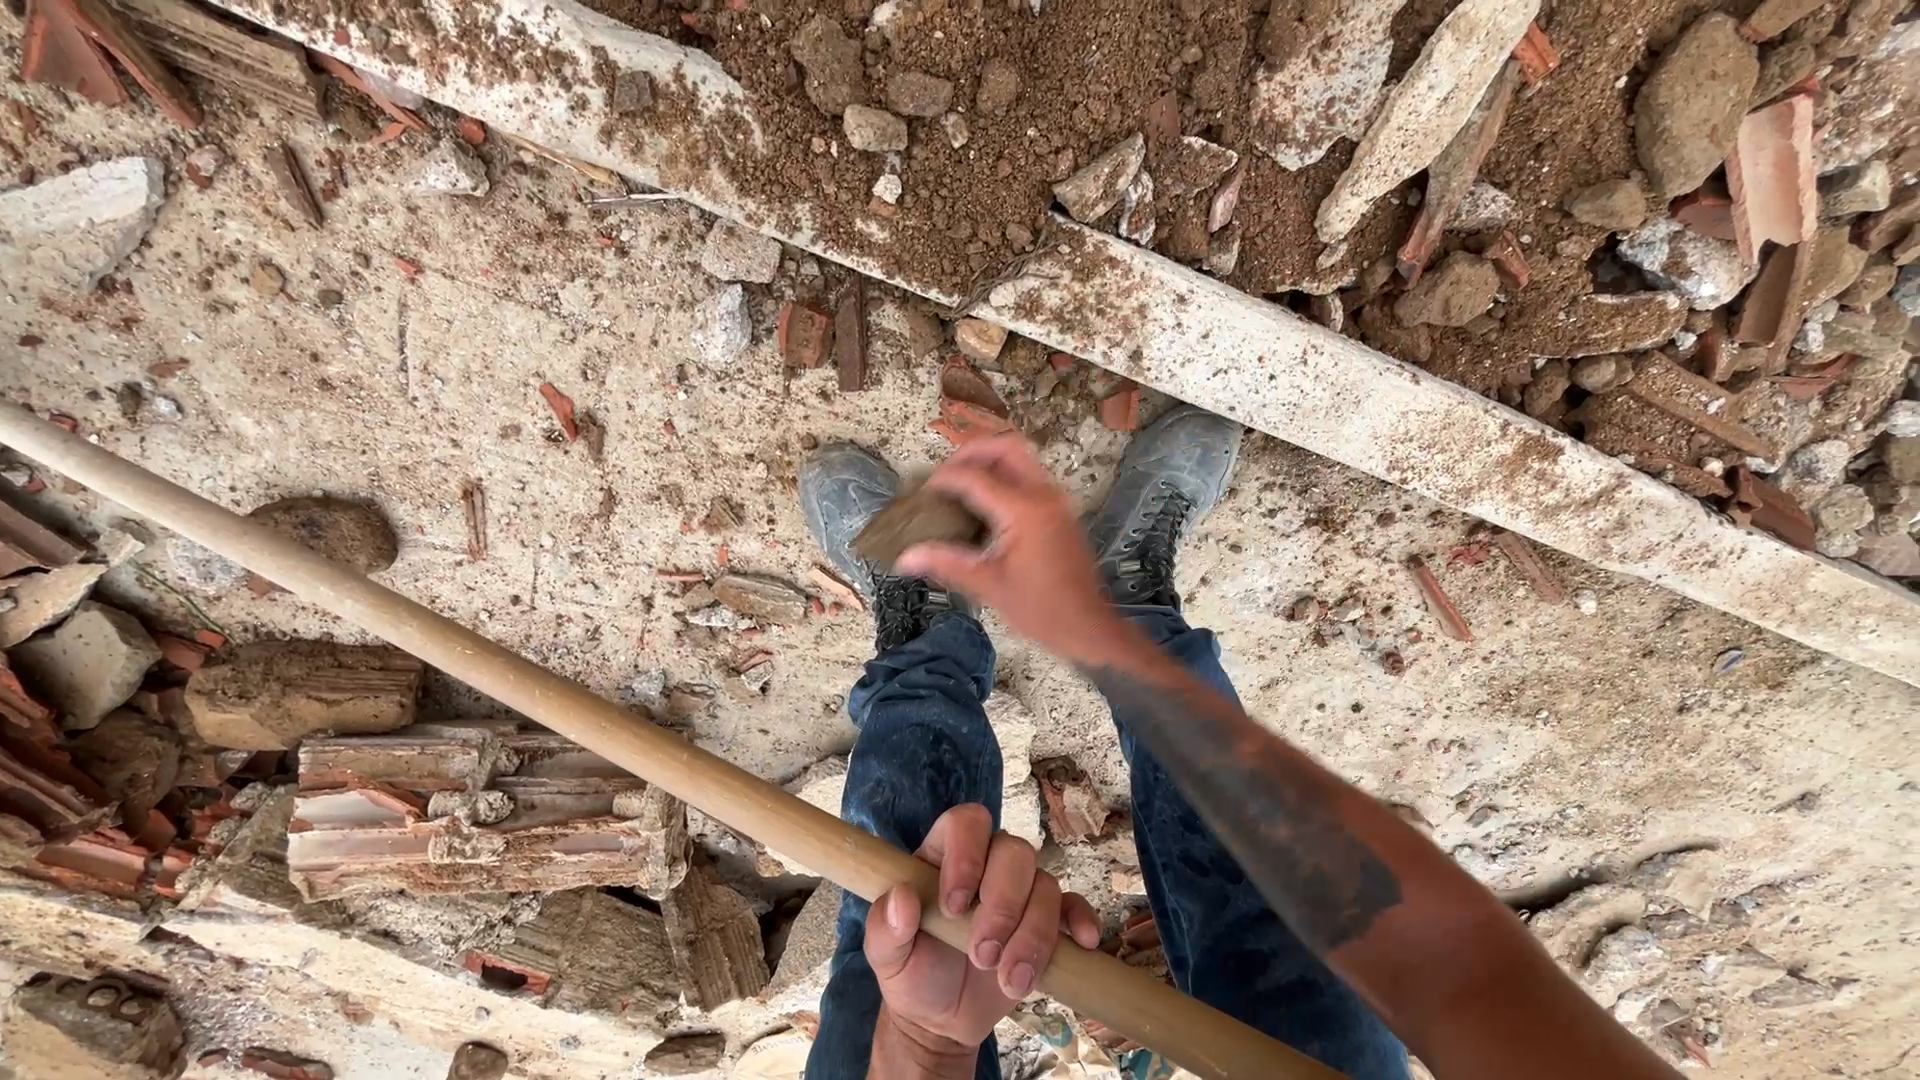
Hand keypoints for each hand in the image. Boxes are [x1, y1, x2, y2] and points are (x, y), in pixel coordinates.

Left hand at [865, 803, 1100, 1053]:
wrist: (943, 1018)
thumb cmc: (912, 972)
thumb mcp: (887, 956)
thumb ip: (885, 928)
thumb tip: (900, 899)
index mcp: (945, 856)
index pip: (965, 823)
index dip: (967, 854)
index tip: (955, 906)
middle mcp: (988, 863)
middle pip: (1014, 851)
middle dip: (1003, 906)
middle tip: (982, 956)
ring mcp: (1021, 890)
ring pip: (1045, 884)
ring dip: (1032, 934)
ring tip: (1009, 980)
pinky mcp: (1049, 921)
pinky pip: (1073, 905)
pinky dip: (1080, 919)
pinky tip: (1078, 943)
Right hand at [894, 434, 1124, 665]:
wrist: (1088, 625)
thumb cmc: (1041, 610)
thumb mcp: (988, 586)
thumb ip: (946, 564)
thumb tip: (905, 557)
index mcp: (1024, 511)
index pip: (975, 478)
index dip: (944, 478)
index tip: (922, 490)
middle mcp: (1044, 495)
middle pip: (1006, 447)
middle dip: (971, 452)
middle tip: (945, 473)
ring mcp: (1057, 500)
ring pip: (1022, 457)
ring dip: (990, 461)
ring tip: (961, 483)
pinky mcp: (1061, 510)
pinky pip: (1031, 476)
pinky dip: (1006, 475)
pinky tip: (984, 502)